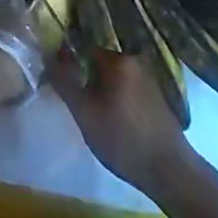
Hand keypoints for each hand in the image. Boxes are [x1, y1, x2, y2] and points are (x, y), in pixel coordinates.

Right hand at [48, 50, 194, 191]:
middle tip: (82, 111)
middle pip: (101, 65)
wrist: (166, 166)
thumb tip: (50, 56)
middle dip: (88, 83)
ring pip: (115, 79)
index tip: (67, 92)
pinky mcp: (156, 95)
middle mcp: (136, 61)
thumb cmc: (121, 139)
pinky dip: (118, 100)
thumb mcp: (85, 113)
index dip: (72, 69)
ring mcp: (149, 77)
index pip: (86, 51)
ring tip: (99, 121)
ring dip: (103, 93)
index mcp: (119, 60)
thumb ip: (66, 83)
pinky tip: (117, 124)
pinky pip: (128, 89)